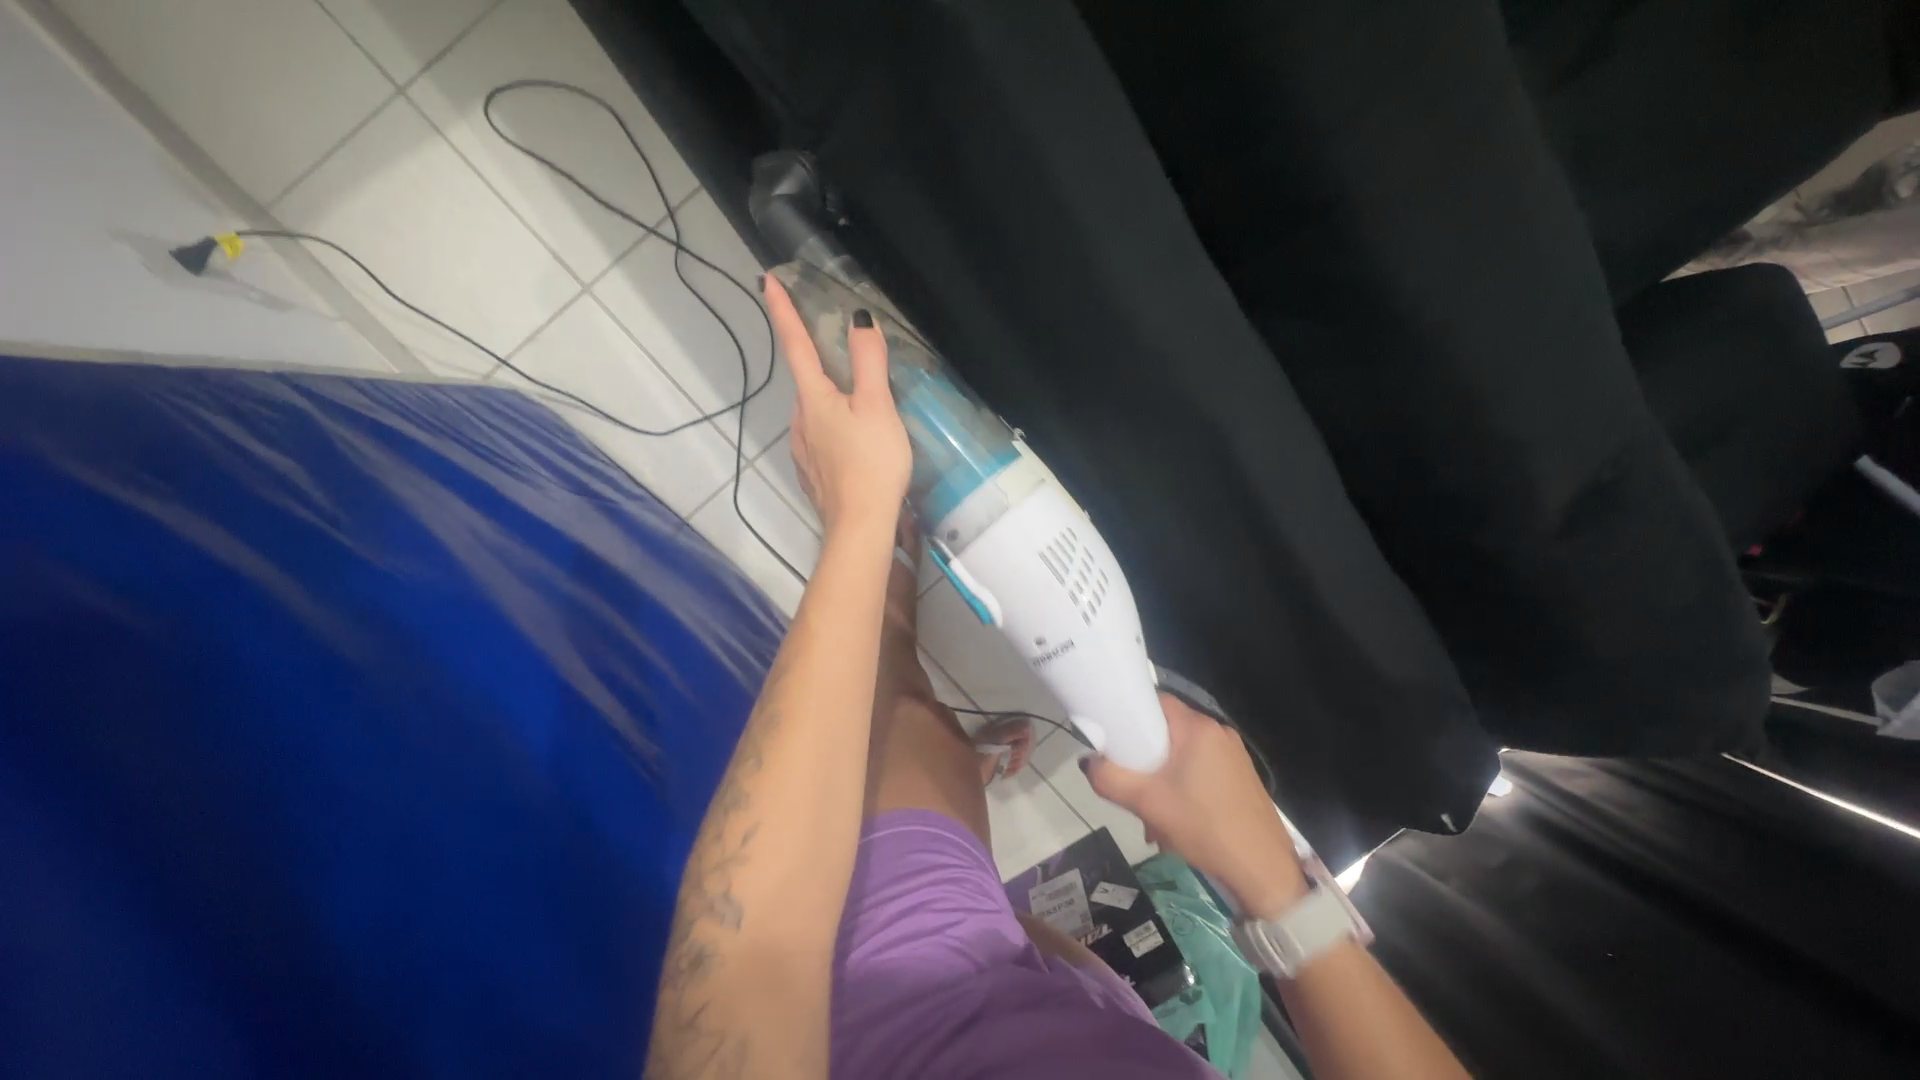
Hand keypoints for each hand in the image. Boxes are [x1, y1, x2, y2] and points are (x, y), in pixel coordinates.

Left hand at [763, 276, 912, 536]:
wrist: (860, 525)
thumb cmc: (872, 463)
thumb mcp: (877, 407)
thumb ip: (868, 361)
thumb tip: (857, 319)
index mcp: (814, 397)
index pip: (795, 344)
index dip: (783, 311)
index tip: (766, 281)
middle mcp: (800, 420)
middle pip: (808, 381)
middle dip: (819, 364)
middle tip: (844, 356)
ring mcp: (802, 449)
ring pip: (814, 412)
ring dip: (830, 401)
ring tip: (861, 407)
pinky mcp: (813, 473)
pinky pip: (820, 439)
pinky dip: (834, 430)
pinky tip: (854, 444)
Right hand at [1084, 693, 1307, 916]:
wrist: (1262, 871)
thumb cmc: (1204, 827)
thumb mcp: (1147, 803)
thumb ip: (1110, 779)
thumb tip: (1088, 762)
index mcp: (1198, 728)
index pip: (1155, 701)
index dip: (1129, 714)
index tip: (1109, 736)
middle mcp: (1218, 733)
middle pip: (1167, 731)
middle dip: (1143, 757)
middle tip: (1129, 784)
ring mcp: (1233, 756)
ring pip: (1182, 755)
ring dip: (1161, 778)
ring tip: (1151, 814)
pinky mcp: (1240, 778)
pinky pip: (1199, 771)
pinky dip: (1181, 788)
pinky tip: (1175, 821)